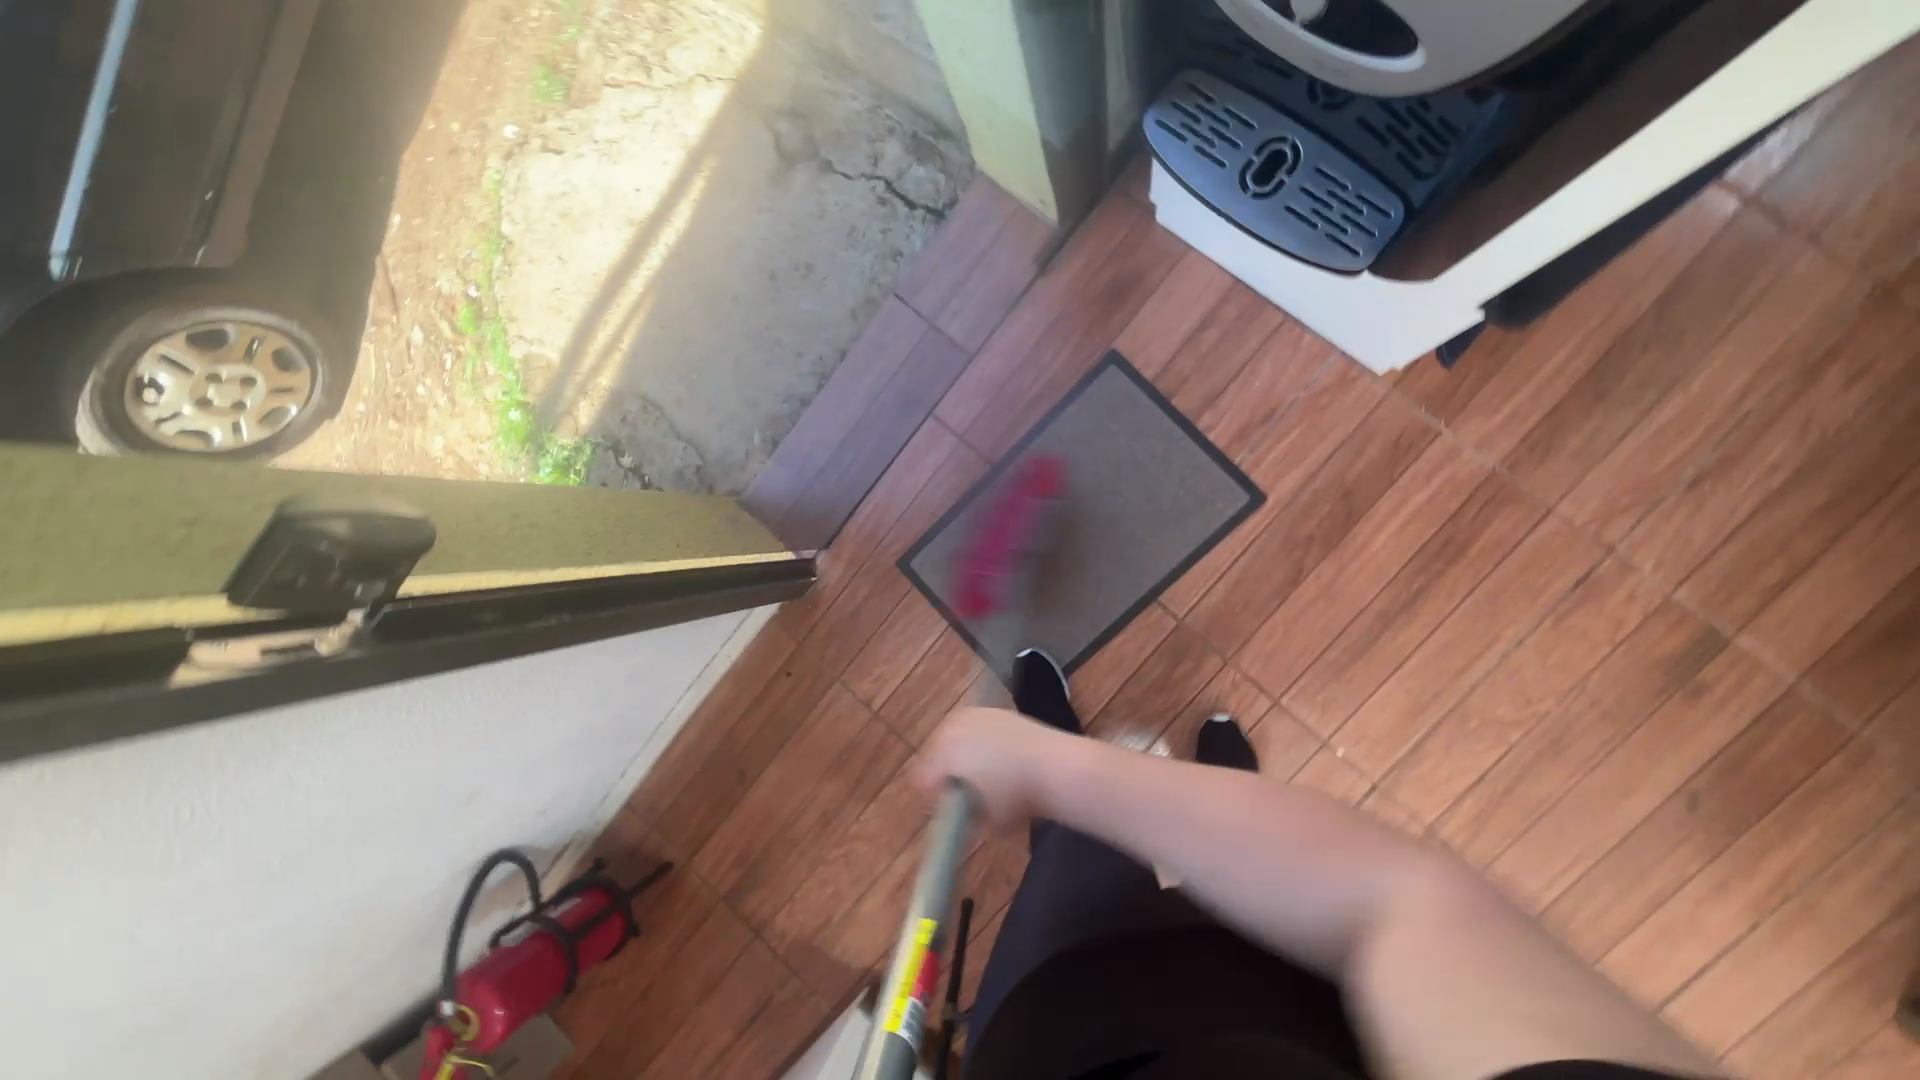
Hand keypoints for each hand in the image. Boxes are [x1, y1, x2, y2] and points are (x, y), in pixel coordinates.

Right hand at [914, 707, 1072, 829]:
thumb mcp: (984, 823)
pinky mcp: (993, 711)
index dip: (933, 799)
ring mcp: (972, 715)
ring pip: (953, 739)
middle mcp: (949, 729)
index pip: (921, 780)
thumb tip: (957, 820)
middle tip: (966, 794)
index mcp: (940, 756)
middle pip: (934, 755)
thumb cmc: (1015, 798)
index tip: (950, 812)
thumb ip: (961, 822)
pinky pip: (975, 729)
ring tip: (985, 775)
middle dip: (946, 774)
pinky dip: (980, 743)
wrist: (1053, 766)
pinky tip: (1000, 757)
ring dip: (961, 756)